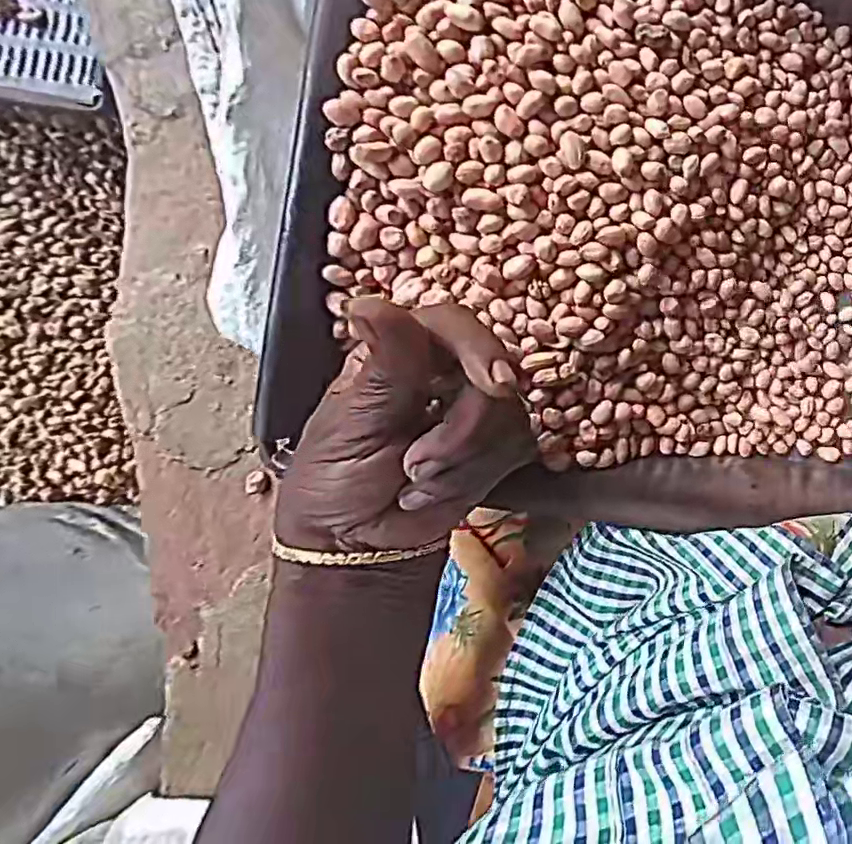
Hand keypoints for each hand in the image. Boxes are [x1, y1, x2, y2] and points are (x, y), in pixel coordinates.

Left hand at [276, 298, 535, 554]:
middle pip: (494, 371)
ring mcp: (478, 406)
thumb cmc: (334, 482)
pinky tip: (434, 491)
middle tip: (416, 465)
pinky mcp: (500, 441)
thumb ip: (382, 365)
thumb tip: (370, 304)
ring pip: (509, 413)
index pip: (454, 324)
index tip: (496, 384)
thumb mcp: (351, 424)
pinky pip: (517, 446)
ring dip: (461, 459)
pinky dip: (474, 476)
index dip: (480, 348)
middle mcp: (446, 371)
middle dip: (463, 428)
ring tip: (414, 482)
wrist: (358, 547)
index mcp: (401, 353)